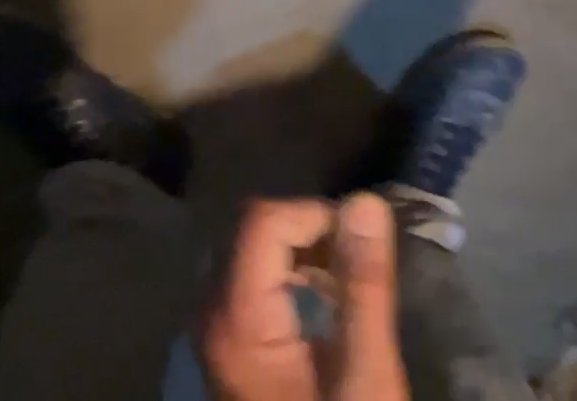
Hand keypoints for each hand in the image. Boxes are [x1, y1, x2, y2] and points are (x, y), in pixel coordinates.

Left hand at [203, 194, 408, 400]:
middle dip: (312, 236)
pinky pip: (255, 282)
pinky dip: (294, 280)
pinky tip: (329, 308)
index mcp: (236, 317)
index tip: (360, 248)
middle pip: (255, 233)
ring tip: (350, 290)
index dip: (314, 217)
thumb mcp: (365, 375)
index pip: (262, 220)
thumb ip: (364, 285)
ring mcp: (216, 330)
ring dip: (306, 256)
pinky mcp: (230, 344)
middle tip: (360, 269)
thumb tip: (365, 202)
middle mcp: (211, 314)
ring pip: (255, 253)